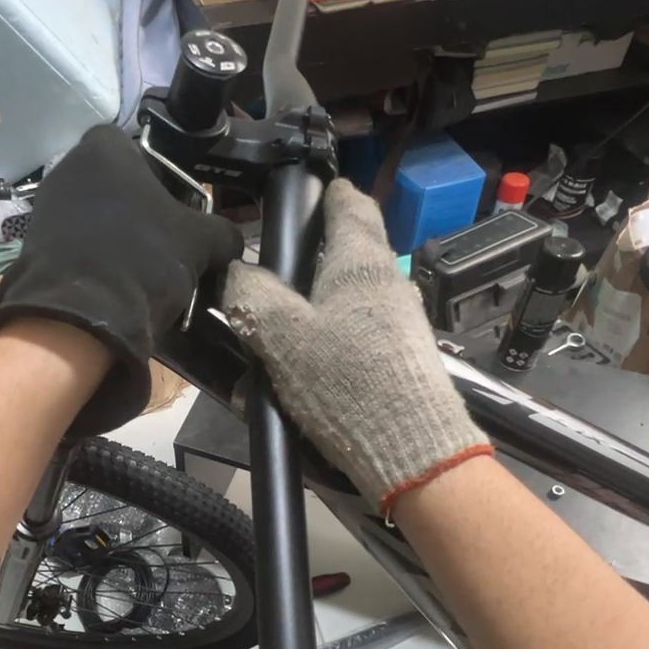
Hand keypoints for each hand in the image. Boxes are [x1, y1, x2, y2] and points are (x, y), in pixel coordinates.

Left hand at [0, 125, 242, 434]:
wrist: (82, 316)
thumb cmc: (144, 258)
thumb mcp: (202, 243)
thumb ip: (223, 232)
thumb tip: (228, 241)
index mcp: (105, 147)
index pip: (142, 150)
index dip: (165, 179)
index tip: (178, 211)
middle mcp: (67, 166)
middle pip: (117, 184)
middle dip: (140, 211)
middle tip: (165, 244)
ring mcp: (45, 206)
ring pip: (95, 216)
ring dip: (118, 237)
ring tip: (141, 272)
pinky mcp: (33, 244)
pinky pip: (75, 243)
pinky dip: (94, 258)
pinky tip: (113, 286)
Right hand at [223, 180, 491, 515]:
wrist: (412, 453)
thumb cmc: (345, 381)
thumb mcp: (280, 334)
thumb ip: (251, 295)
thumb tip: (235, 272)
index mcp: (360, 262)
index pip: (350, 204)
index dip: (328, 194)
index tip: (308, 194)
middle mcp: (388, 283)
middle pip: (348, 255)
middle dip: (311, 260)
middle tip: (270, 274)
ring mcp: (400, 324)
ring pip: (348, 299)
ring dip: (314, 307)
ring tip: (276, 329)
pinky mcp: (401, 360)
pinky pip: (355, 336)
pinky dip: (327, 342)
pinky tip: (302, 372)